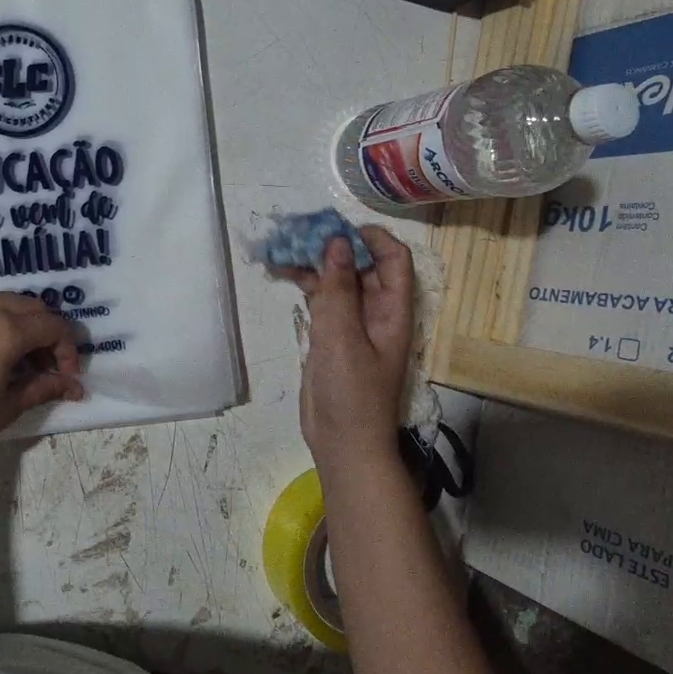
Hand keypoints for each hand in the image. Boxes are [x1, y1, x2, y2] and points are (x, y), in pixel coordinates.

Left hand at [0, 293, 85, 466]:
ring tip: (25, 360)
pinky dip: (4, 319)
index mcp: (7, 330)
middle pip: (36, 308)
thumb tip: (75, 388)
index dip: (68, 351)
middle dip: (50, 335)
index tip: (66, 378)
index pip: (54, 327)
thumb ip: (44, 388)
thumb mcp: (8, 406)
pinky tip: (0, 350)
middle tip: (48, 369)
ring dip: (28, 324)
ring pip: (12, 302)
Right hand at [288, 227, 414, 467]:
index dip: (371, 237)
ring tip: (278, 249)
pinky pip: (320, 298)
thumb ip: (338, 289)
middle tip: (296, 233)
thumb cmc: (352, 393)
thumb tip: (337, 242)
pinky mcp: (331, 334)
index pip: (393, 258)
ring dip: (311, 262)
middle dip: (330, 245)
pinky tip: (278, 272)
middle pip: (359, 264)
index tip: (335, 229)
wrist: (343, 444)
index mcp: (394, 310)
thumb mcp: (343, 338)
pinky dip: (302, 283)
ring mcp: (353, 322)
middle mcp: (376, 310)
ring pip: (335, 279)